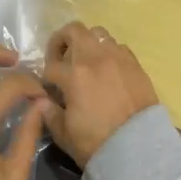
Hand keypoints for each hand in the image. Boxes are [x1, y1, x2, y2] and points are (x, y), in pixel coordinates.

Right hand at [42, 23, 158, 169]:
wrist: (139, 149)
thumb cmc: (96, 143)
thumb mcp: (64, 134)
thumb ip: (49, 113)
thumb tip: (41, 101)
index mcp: (74, 75)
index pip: (51, 66)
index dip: (45, 76)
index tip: (47, 88)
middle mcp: (95, 58)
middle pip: (74, 31)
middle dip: (62, 40)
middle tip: (60, 58)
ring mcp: (118, 58)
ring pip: (98, 34)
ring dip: (87, 43)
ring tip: (86, 62)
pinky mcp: (135, 63)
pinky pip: (118, 47)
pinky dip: (108, 53)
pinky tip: (107, 70)